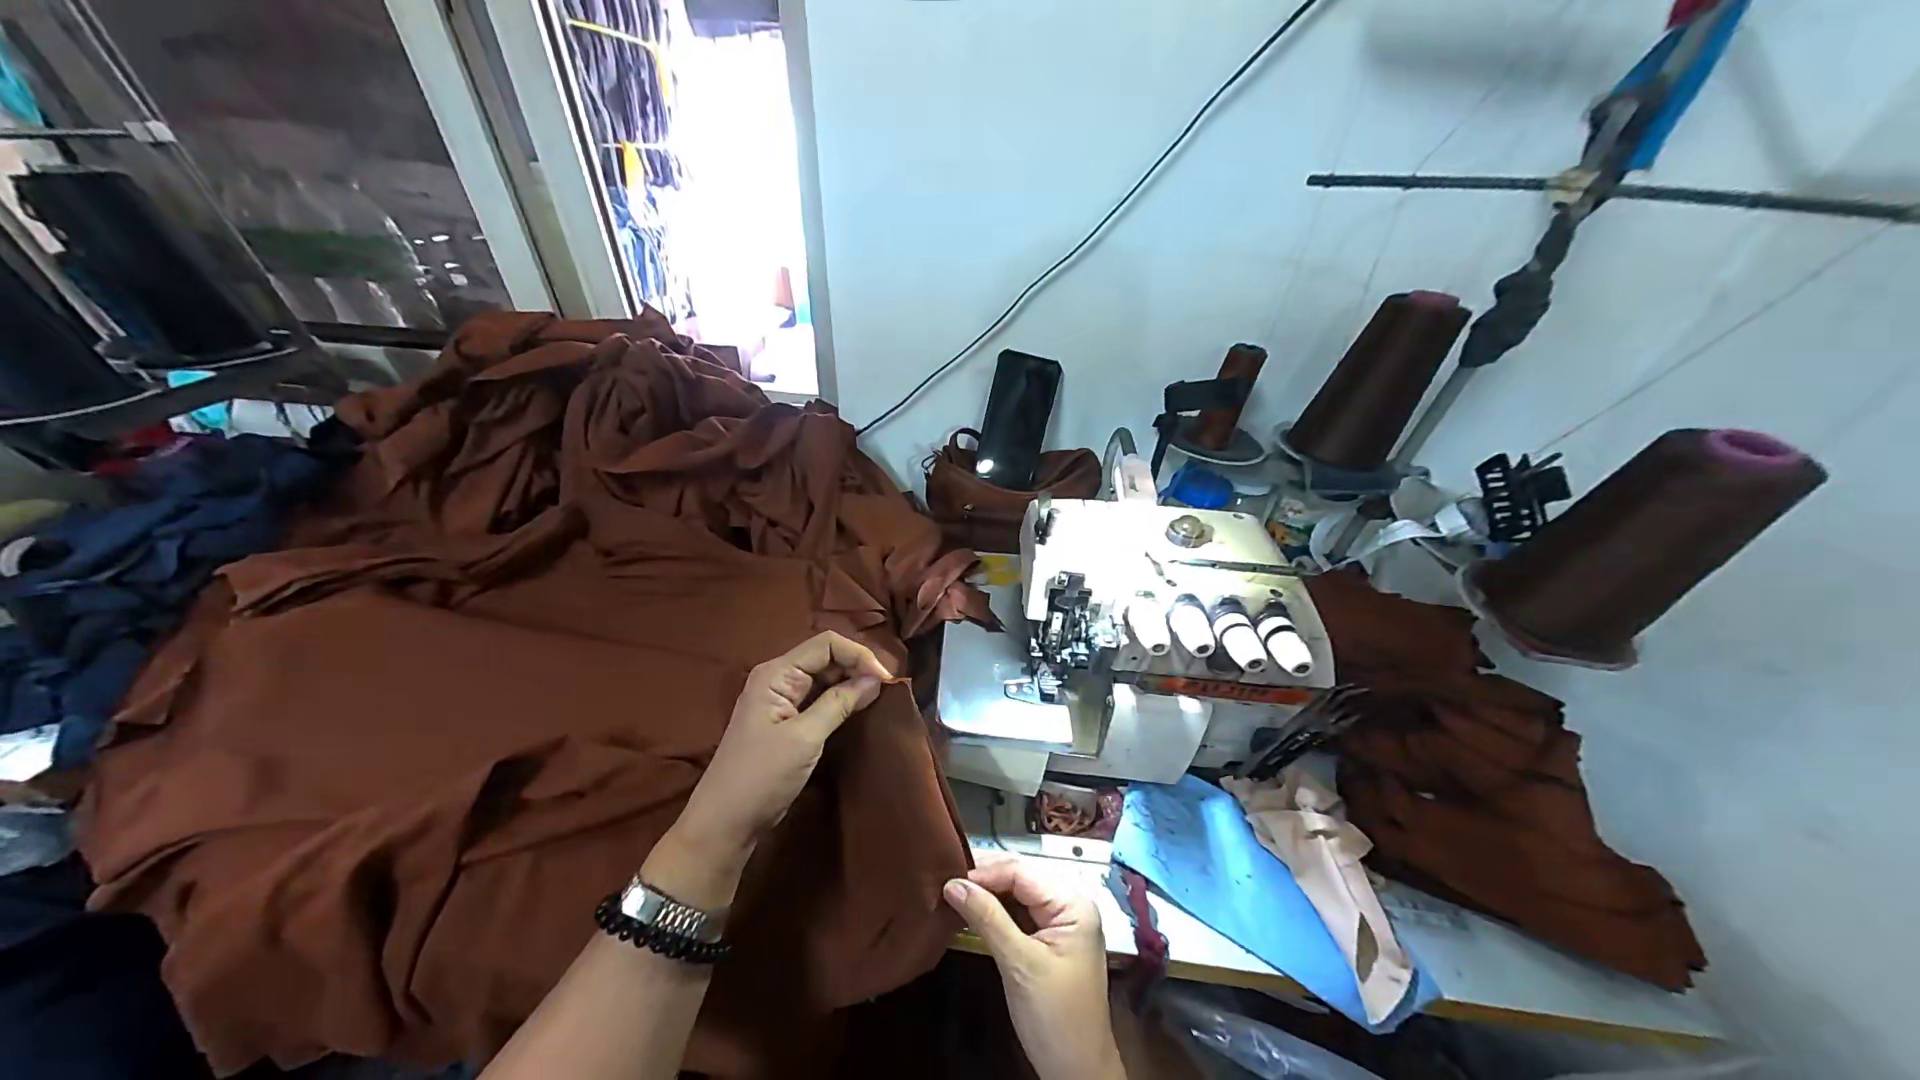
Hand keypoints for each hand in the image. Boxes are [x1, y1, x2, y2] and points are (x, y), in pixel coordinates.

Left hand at [647, 632, 890, 908]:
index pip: (826, 644)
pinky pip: (819, 698)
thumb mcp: (805, 738)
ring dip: (851, 683)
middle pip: (826, 656)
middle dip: (857, 666)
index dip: (859, 655)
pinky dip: (841, 700)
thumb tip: (875, 680)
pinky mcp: (786, 720)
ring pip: (824, 677)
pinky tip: (859, 709)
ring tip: (878, 698)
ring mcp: (781, 699)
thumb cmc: (761, 777)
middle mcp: (778, 678)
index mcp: (776, 674)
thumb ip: (839, 703)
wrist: (724, 823)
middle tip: (887, 690)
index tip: (885, 680)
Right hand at [944, 856, 1125, 1079]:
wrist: (1077, 1074)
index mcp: (1073, 904)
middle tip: (947, 880)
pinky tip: (971, 911)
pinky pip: (1018, 915)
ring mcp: (1060, 924)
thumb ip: (987, 918)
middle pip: (1021, 879)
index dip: (986, 872)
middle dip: (985, 879)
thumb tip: (953, 883)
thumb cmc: (1056, 1017)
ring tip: (953, 891)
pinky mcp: (1048, 941)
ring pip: (1017, 896)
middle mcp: (1070, 905)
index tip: (949, 877)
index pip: (1023, 872)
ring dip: (987, 895)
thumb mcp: (1019, 963)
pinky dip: (995, 913)